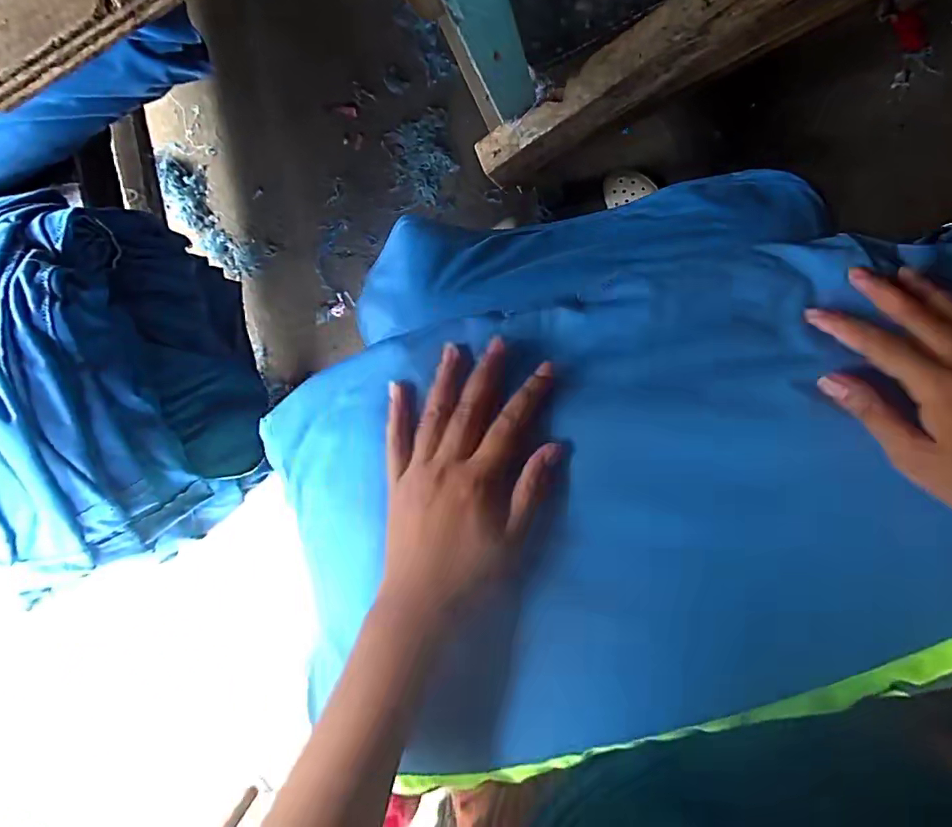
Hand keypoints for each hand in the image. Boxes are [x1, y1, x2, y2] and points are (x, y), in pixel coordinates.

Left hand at [377, 338, 561, 623]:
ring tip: (454, 348)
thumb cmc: (473, 578)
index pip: (510, 424)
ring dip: (445, 380)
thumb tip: (556, 445)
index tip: (546, 368)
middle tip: (499, 342)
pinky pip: (395, 440)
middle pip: (470, 409)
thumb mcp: (515, 541)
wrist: (419, 608)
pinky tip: (398, 386)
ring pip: (433, 415)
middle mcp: (446, 464)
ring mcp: (417, 470)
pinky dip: (396, 412)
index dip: (530, 394)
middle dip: (487, 373)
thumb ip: (533, 490)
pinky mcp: (396, 482)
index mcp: (479, 479)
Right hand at [805, 267, 951, 551]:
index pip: (881, 346)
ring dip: (928, 290)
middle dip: (884, 292)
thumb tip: (830, 379)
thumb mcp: (914, 458)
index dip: (846, 327)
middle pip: (920, 317)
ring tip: (904, 271)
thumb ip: (874, 413)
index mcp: (939, 385)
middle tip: (857, 272)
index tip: (816, 312)